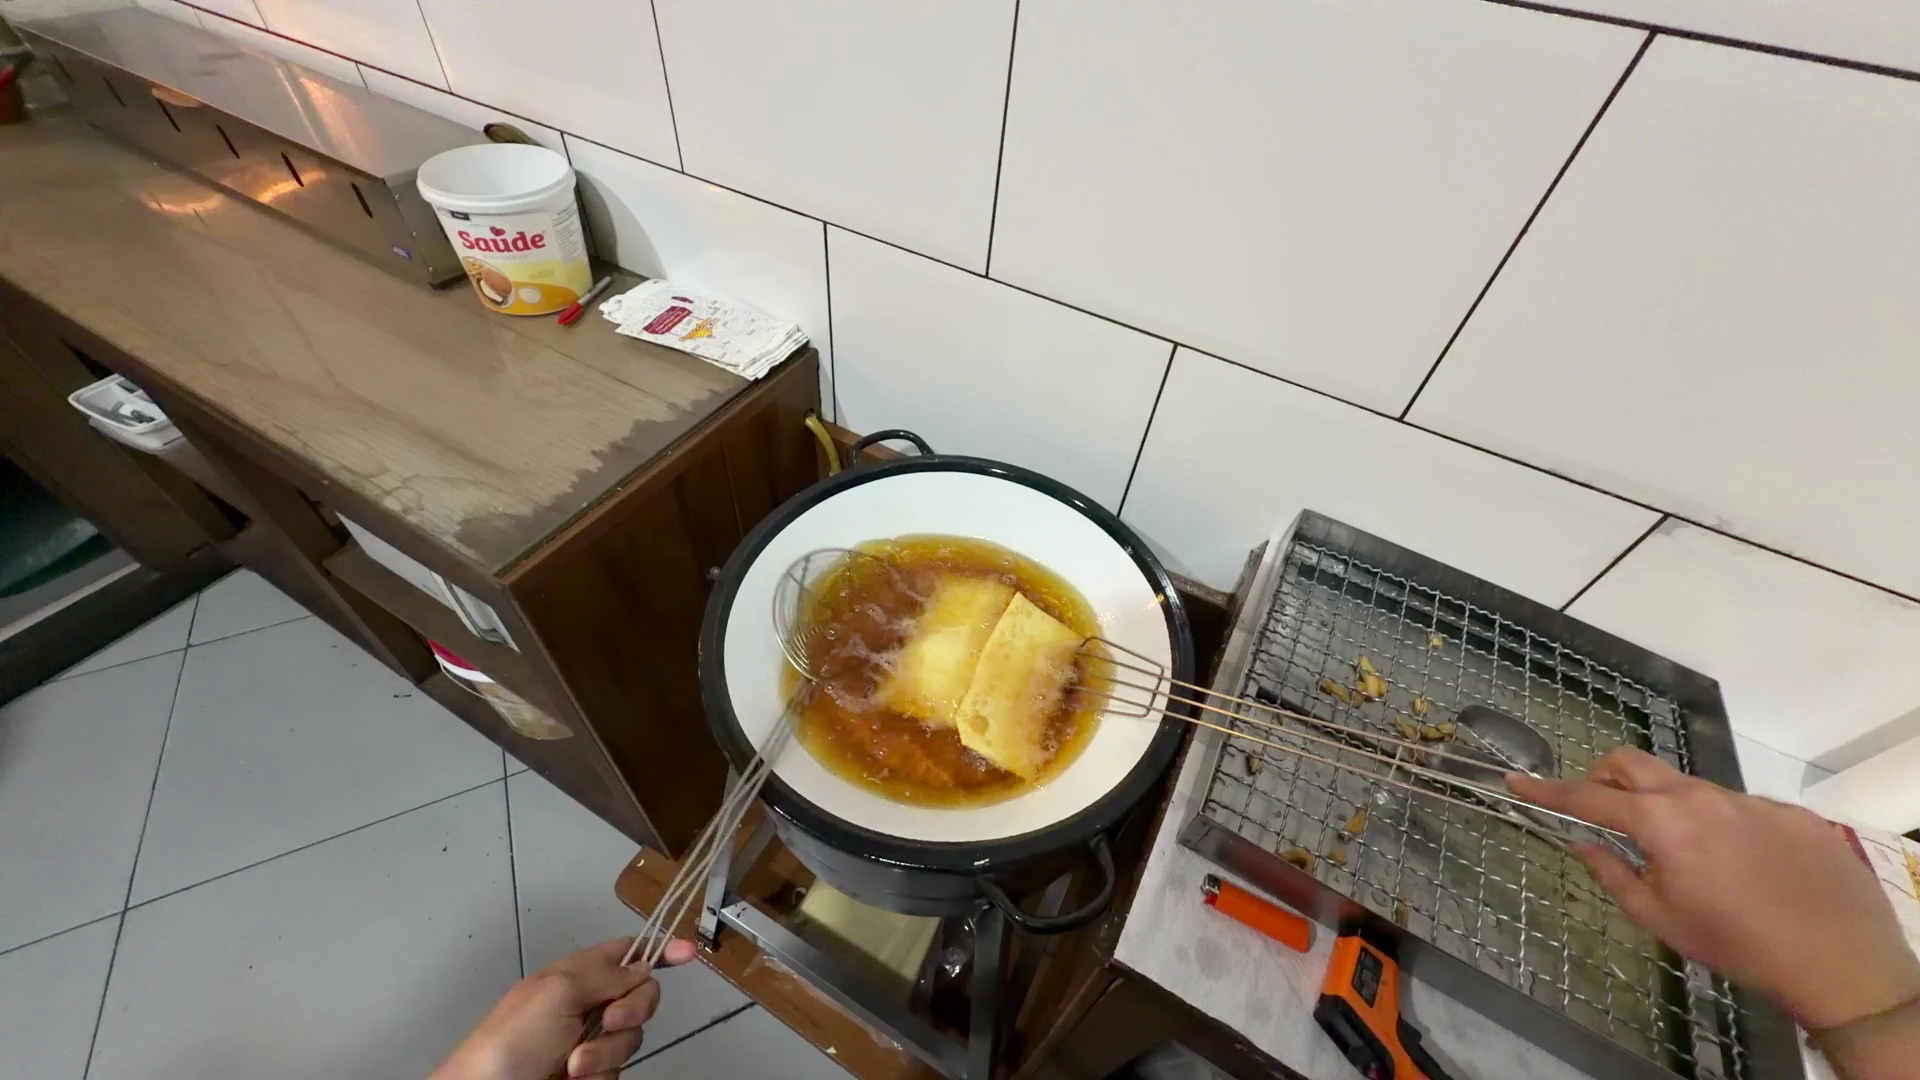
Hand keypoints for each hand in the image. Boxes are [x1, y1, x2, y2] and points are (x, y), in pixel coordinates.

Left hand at [431, 936, 699, 1079]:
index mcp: (580, 974)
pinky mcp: (592, 1077)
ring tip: (574, 1067)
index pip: (630, 951)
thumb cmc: (514, 1039)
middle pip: (643, 993)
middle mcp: (591, 1004)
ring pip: (633, 1036)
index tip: (690, 953)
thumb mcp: (558, 990)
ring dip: (608, 1050)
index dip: (660, 949)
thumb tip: (643, 968)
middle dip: (633, 1009)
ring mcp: (592, 1043)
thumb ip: (608, 972)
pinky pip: (619, 1069)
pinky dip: (601, 1075)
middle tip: (608, 1022)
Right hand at [1509, 748, 1919, 1030]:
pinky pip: (1741, 807)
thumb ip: (1610, 872)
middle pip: (1631, 762)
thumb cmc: (1736, 945)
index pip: (1584, 795)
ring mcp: (1752, 803)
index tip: (1514, 780)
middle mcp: (1700, 798)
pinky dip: (1725, 825)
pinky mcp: (1796, 817)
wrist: (1848, 971)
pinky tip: (1748, 865)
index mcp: (1660, 821)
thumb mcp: (1657, 917)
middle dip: (1606, 779)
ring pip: (1687, 786)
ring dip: (1670, 807)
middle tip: (1610, 812)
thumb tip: (1584, 843)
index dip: (1544, 789)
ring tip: (1693, 855)